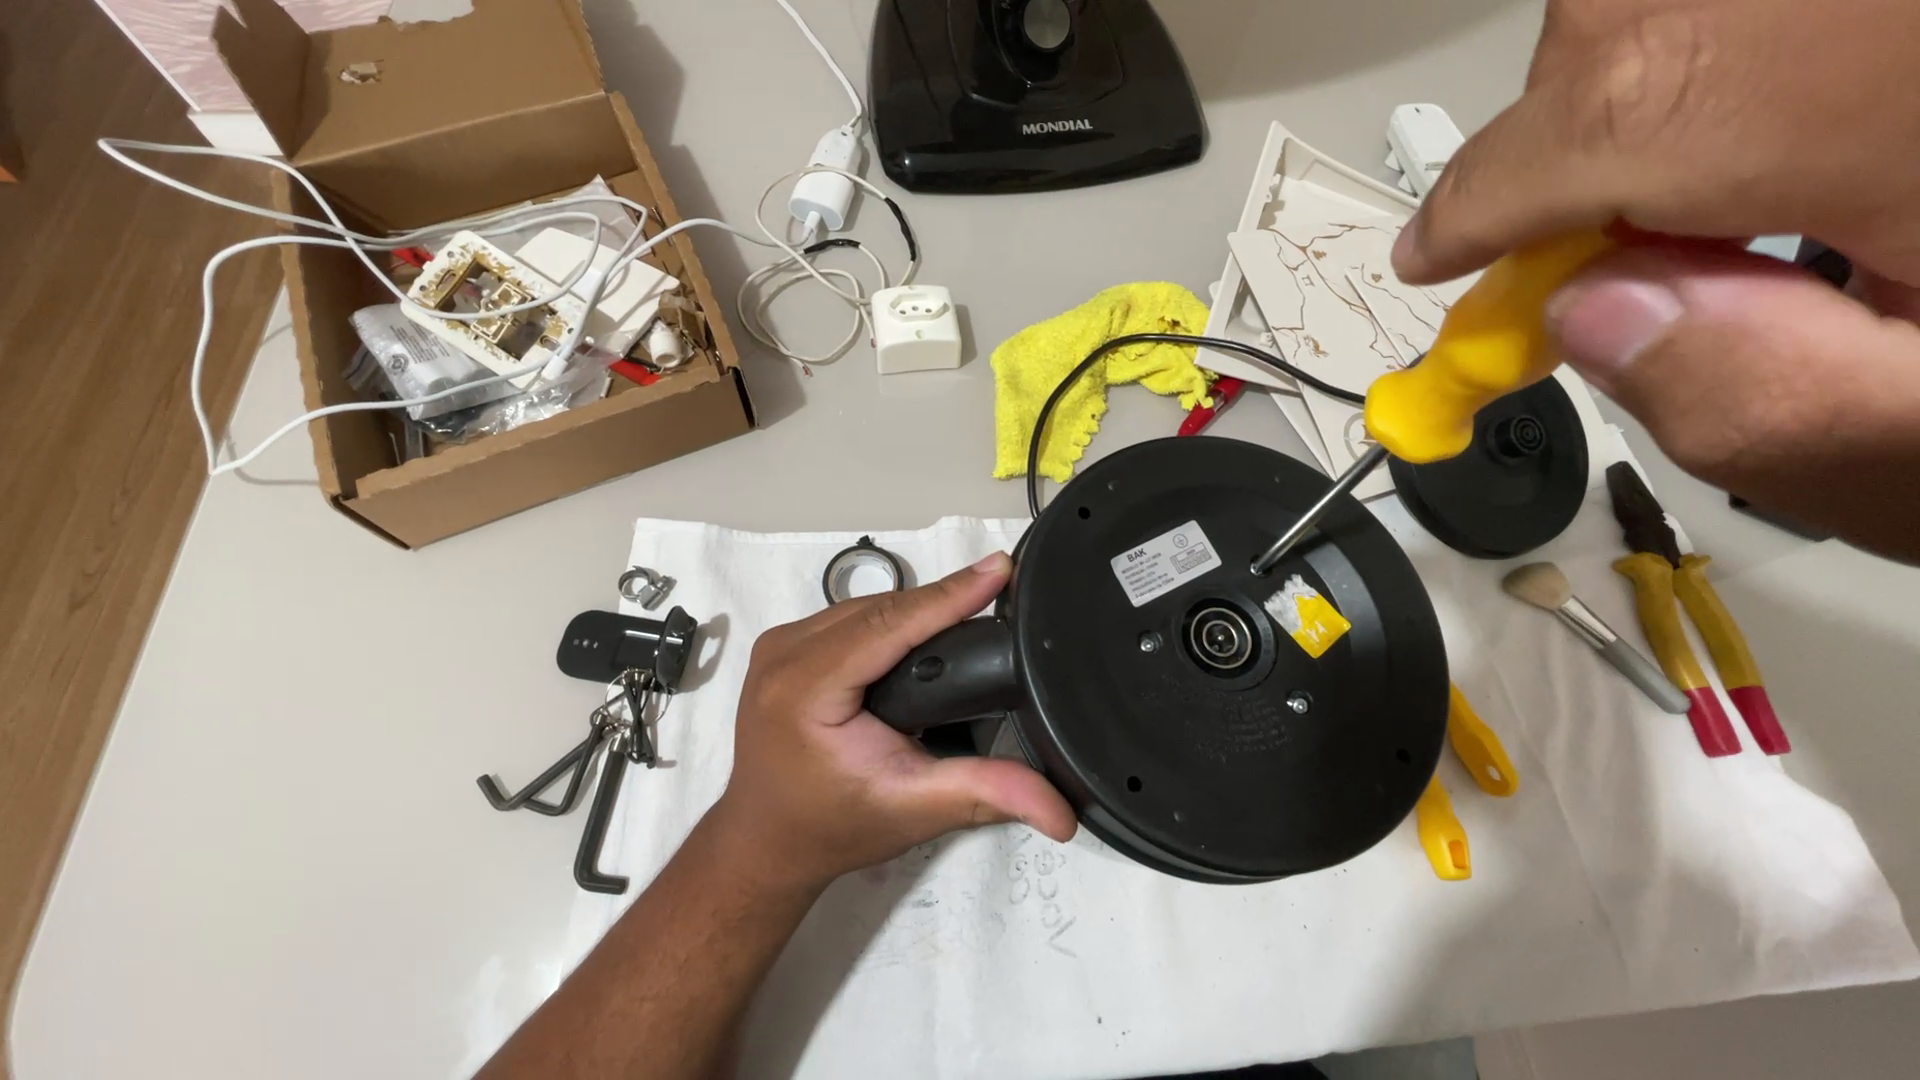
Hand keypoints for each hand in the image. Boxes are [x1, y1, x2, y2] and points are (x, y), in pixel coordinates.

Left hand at [706, 553, 1076, 891]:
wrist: (765, 841)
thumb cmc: (831, 828)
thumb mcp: (912, 809)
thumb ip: (985, 793)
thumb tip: (1060, 810)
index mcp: (803, 688)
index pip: (888, 624)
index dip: (948, 595)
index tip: (1000, 568)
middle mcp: (783, 654)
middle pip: (878, 609)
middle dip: (941, 601)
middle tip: (1003, 593)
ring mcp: (778, 646)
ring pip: (864, 607)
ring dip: (917, 610)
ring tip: (972, 612)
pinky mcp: (783, 648)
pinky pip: (848, 618)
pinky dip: (891, 620)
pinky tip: (927, 630)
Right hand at [1392, 0, 1919, 560]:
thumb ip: (1746, 396)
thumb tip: (1585, 312)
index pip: (1632, 105)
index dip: (1490, 192)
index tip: (1436, 256)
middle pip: (1654, 0)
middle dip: (1576, 113)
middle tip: (1592, 229)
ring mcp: (1912, 8)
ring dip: (1652, 75)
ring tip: (1705, 187)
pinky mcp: (1899, 24)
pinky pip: (1771, 2)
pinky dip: (1726, 48)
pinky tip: (1781, 133)